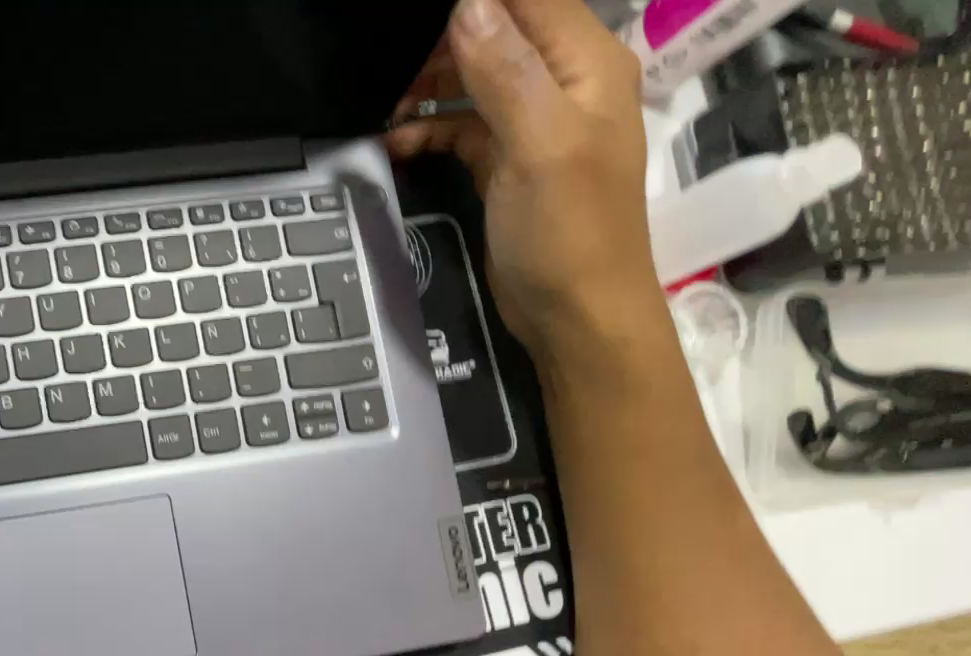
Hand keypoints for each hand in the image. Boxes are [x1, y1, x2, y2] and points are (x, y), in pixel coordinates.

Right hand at [388, 0, 660, 361]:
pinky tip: (397, 142)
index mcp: (585, 63)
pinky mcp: (506, 163)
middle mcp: (562, 83)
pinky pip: (463, 128)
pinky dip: (430, 130)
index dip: (475, 2)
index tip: (413, 19)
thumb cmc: (566, 229)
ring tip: (385, 104)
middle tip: (389, 63)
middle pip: (497, 33)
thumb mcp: (537, 144)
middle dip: (443, 41)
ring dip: (430, 87)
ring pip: (474, 80)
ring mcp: (533, 125)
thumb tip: (467, 4)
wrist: (573, 311)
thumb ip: (505, 72)